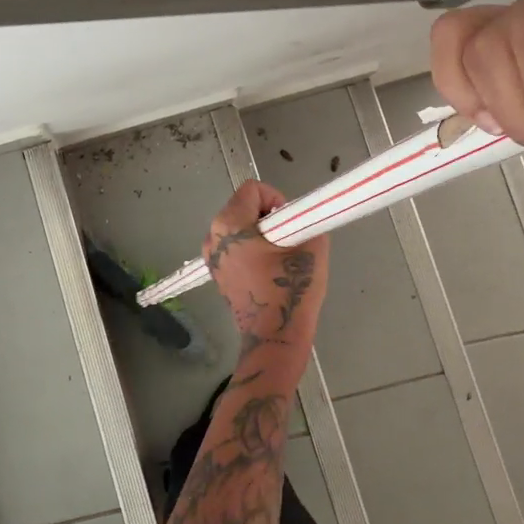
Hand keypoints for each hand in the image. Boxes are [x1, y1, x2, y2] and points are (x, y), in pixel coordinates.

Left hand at [203, 181, 329, 345]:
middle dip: (268, 218)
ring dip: (260, 234)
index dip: (277, 200)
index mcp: (229, 223)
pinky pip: (235, 246)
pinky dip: (251, 250)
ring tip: (279, 260)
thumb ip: (307, 219)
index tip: (290, 224)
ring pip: (239, 227)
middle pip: (243, 206)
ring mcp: (211, 256)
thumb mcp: (312, 246)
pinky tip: (267, 272)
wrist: (274, 335)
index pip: (252, 189)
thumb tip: (301, 215)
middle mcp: (213, 235)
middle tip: (287, 243)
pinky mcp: (216, 272)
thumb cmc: (291, 288)